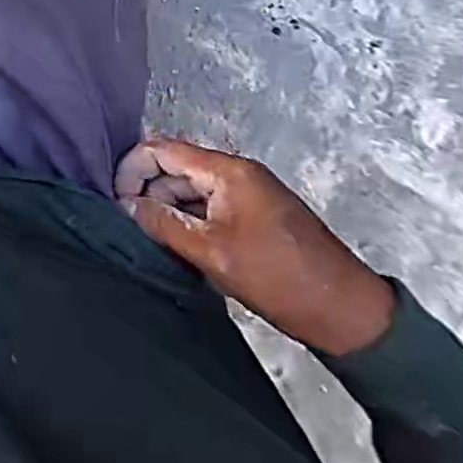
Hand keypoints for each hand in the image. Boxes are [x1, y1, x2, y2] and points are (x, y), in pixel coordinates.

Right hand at [115, 139, 395, 355]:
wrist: (347, 312)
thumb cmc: (278, 278)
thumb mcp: (212, 252)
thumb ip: (163, 224)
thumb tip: (125, 205)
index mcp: (227, 170)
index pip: (163, 150)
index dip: (131, 169)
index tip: (114, 200)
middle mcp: (236, 171)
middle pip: (176, 167)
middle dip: (147, 191)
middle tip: (129, 226)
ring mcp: (248, 192)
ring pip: (191, 188)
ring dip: (167, 208)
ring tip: (151, 239)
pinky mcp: (254, 213)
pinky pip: (209, 205)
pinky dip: (189, 219)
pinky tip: (178, 245)